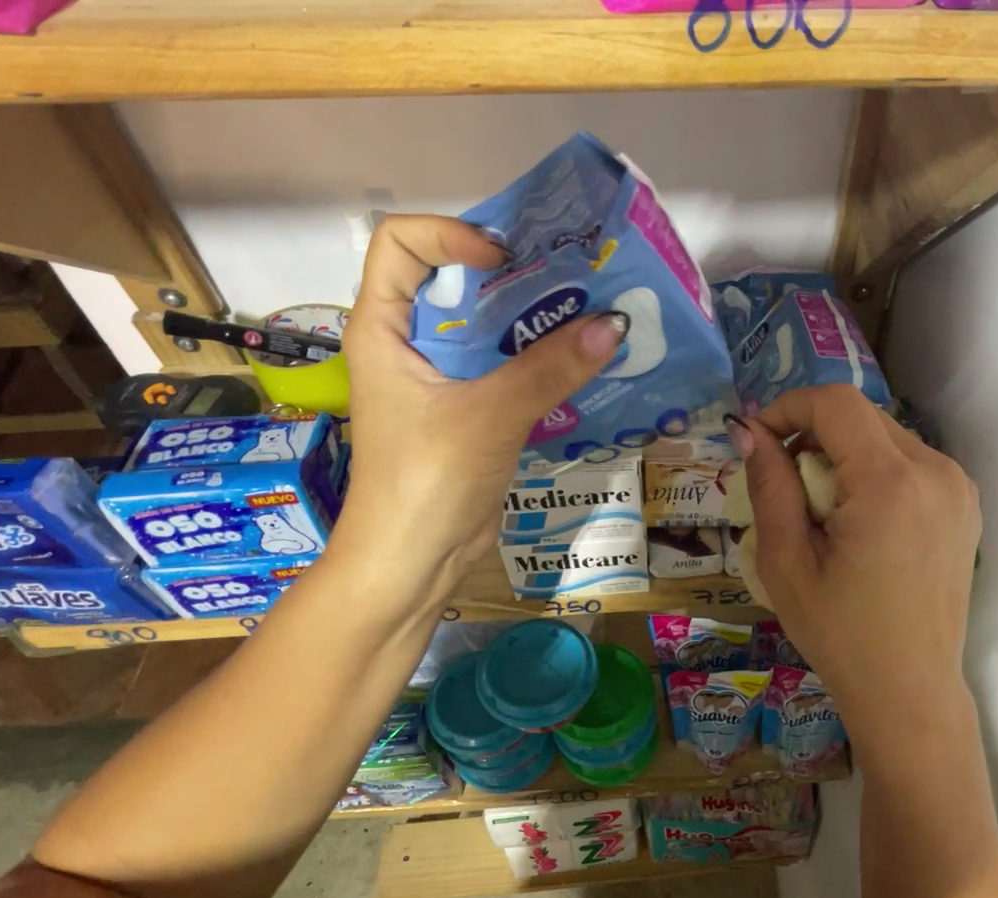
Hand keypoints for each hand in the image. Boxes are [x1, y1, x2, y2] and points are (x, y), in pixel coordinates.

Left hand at [335, 215, 626, 603]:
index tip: (506, 262)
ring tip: (590, 318)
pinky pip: (503, 370)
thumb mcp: (489, 415)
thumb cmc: (428, 479)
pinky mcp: (466, 412)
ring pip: (486, 330)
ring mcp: (438, 380)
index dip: (451, 235)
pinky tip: (582, 365)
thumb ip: (550, 369)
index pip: (402, 243)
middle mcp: (407, 344)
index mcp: (383, 328)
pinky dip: (539, 362)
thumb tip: (614, 324)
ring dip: (535, 323)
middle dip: (514, 278)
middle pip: (455, 283)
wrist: (412, 562)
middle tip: (574, 279)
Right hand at [729, 385, 981, 711]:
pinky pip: (912, 464)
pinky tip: (860, 522)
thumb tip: (749, 430)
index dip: (789, 407)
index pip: (836, 403)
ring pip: (888, 437)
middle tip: (784, 481)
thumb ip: (769, 486)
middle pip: (863, 416)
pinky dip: (876, 473)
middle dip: (814, 432)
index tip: (759, 439)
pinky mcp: (966, 507)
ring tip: (821, 509)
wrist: (909, 690)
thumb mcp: (787, 562)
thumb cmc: (840, 635)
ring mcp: (959, 488)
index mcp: (891, 484)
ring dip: (845, 453)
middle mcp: (936, 472)